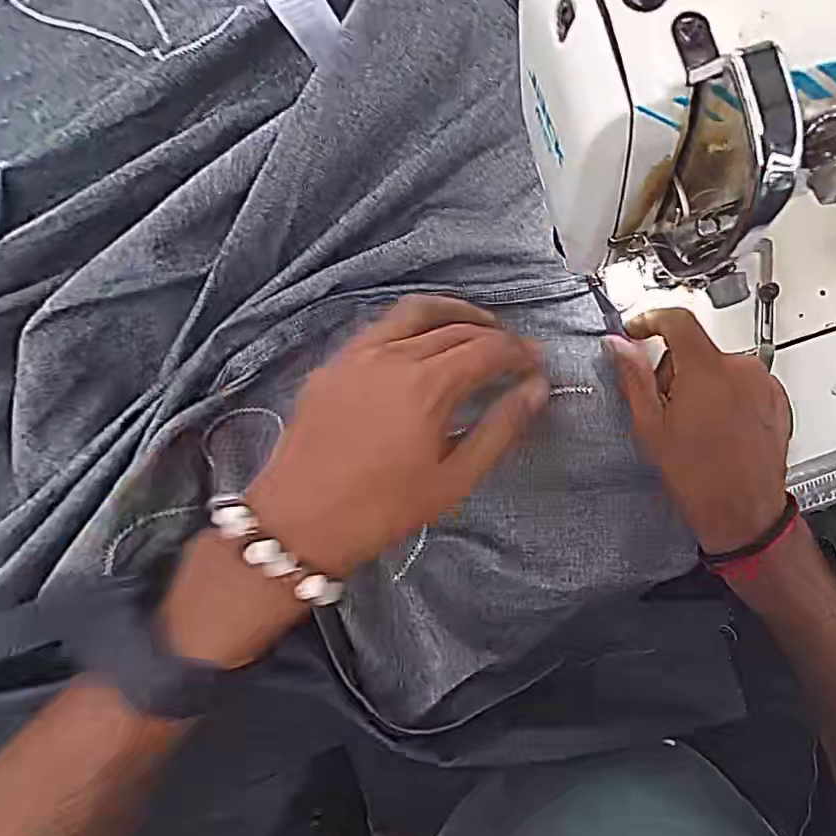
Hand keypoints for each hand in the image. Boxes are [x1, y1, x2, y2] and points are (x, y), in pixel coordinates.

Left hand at [244, 295, 549, 576]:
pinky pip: (381, 326)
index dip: (518, 352)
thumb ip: (499, 429)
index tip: (536, 362)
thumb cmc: (383, 509)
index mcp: (427, 385)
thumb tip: (535, 390)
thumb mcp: (454, 479)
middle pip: (457, 329)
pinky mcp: (333, 363)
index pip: (487, 349)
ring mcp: (358, 355)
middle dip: (494, 336)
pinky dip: (413, 324)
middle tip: (515, 352)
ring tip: (477, 327)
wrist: (299, 522)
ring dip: (454, 314)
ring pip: (416, 313)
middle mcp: (393, 356)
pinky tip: (421, 343)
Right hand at [608, 308, 791, 553]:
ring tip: (694, 426)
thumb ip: (634, 376)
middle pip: (696, 348)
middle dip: (675, 370)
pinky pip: (742, 384)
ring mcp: (763, 385)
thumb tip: (620, 346)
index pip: (677, 320)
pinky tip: (717, 429)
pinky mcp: (776, 400)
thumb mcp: (651, 426)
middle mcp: (741, 370)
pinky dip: (726, 397)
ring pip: (719, 367)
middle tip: (666, 406)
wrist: (743, 512)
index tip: (639, 329)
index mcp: (707, 370)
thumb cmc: (702, 479)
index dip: (650, 320)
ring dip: (701, 385)